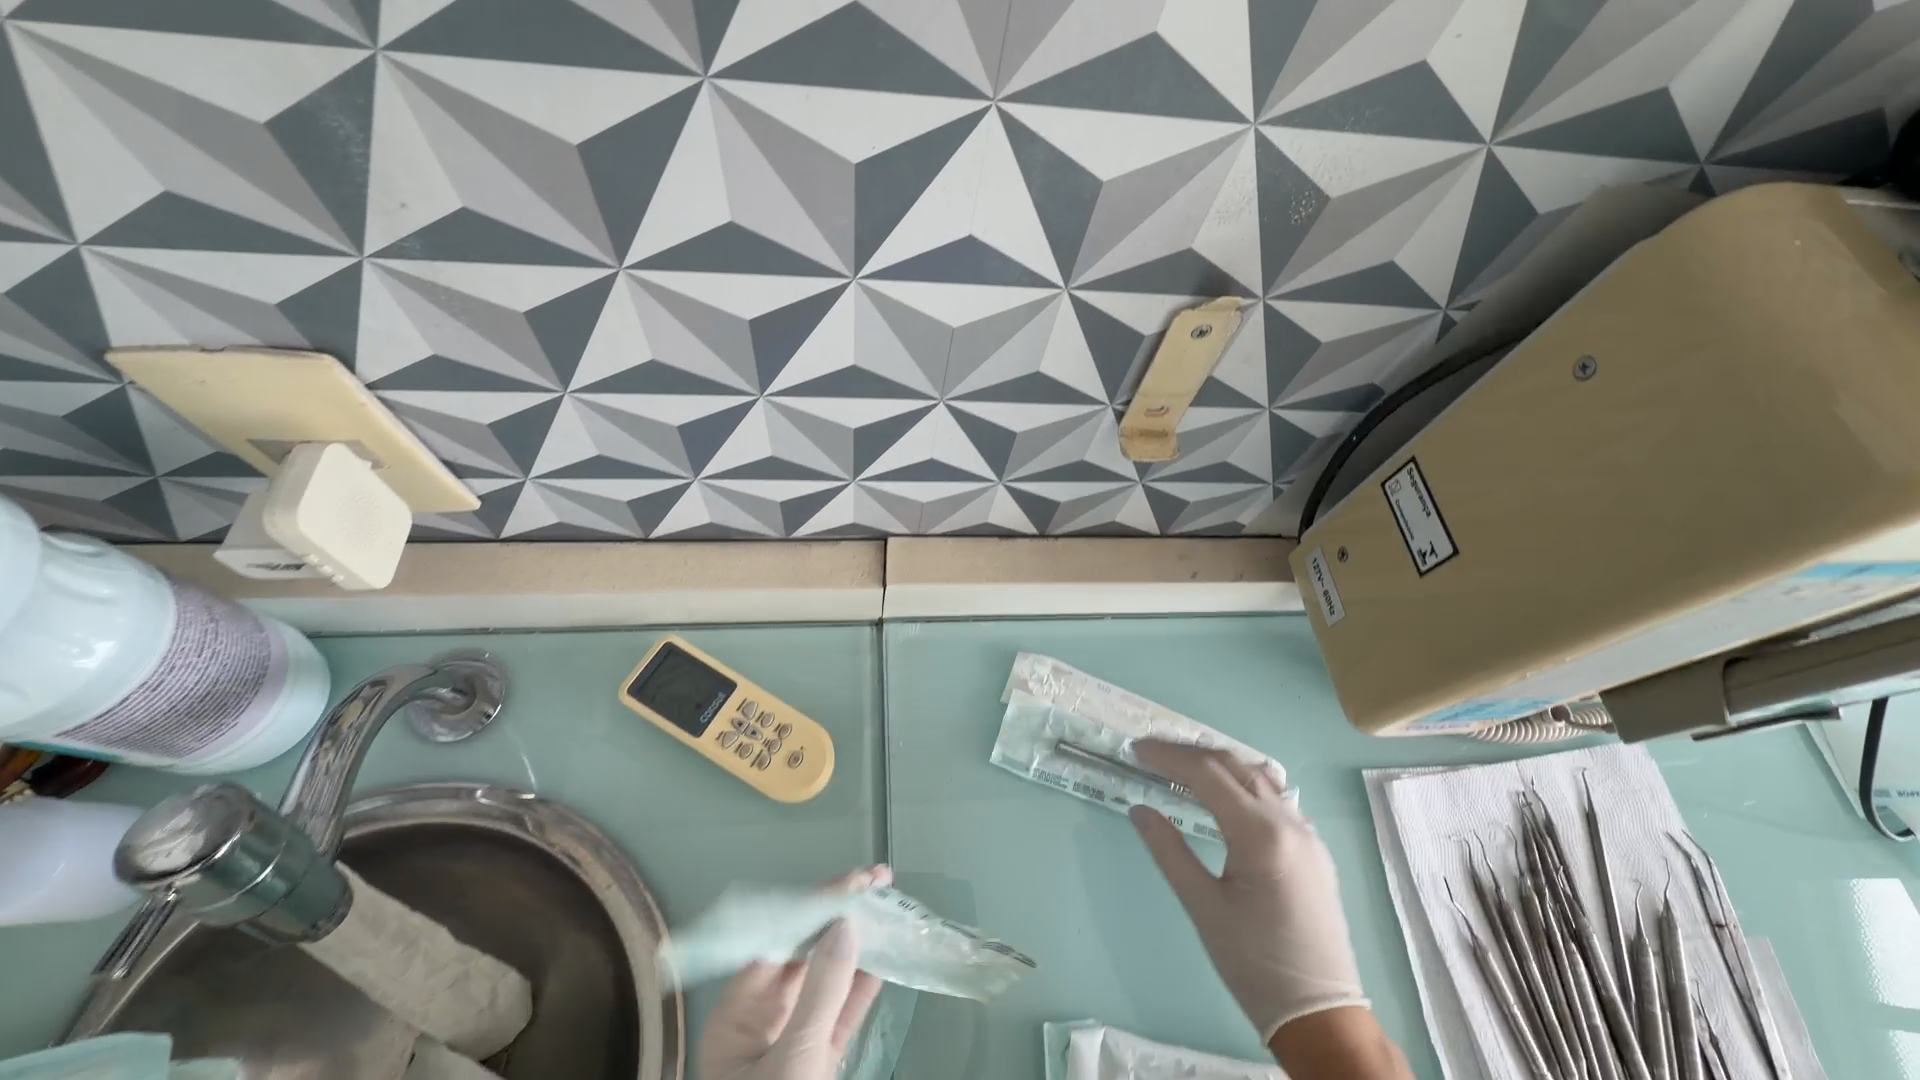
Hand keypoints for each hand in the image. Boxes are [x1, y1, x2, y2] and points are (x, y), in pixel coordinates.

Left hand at [696, 865, 888, 1079]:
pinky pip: (841, 1015)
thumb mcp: (795, 1061)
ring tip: (888, 906)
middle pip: (801, 954)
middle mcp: (761, 1022)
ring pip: (827, 981)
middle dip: (838, 916)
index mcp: (737, 1016)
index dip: (812, 905)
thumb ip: (822, 991)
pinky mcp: (819, 1066)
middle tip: (877, 881)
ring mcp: (792, 1044)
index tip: (851, 880)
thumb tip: (844, 926)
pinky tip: (885, 958)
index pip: (775, 942)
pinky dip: (863, 987)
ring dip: (857, 944)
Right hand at [1128, 741, 1366, 1039]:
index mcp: (1261, 834)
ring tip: (1180, 766)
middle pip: (1234, 765)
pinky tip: (1224, 797)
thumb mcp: (1203, 907)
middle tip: (1150, 752)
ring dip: (1218, 764)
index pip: (1207, 773)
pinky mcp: (1314, 850)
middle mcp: (1289, 822)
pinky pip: (1276, 798)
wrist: (1320, 1013)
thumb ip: (1169, 851)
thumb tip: (1139, 809)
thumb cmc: (1254, 964)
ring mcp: (1307, 834)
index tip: (1134, 750)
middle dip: (1190, 753)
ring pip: (1259, 777)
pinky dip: (1242, 783)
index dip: (1167, 756)